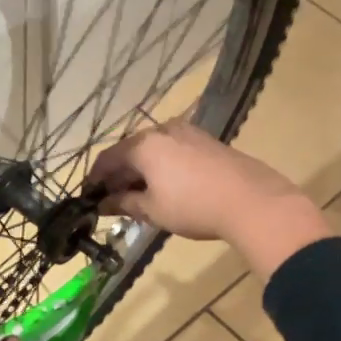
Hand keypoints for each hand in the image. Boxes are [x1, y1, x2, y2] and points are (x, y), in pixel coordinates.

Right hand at [87, 119, 332, 275]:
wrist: (251, 201)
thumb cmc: (192, 206)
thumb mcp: (151, 210)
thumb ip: (123, 203)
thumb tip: (104, 204)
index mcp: (144, 145)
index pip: (107, 158)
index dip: (95, 179)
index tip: (89, 198)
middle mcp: (163, 130)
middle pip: (130, 150)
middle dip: (118, 174)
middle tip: (112, 199)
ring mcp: (188, 132)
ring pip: (152, 150)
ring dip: (140, 170)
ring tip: (138, 195)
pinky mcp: (206, 141)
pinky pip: (172, 150)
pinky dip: (160, 166)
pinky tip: (164, 187)